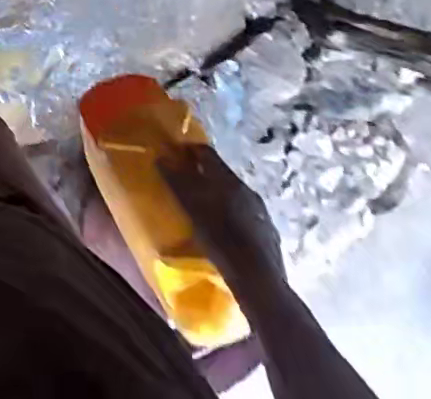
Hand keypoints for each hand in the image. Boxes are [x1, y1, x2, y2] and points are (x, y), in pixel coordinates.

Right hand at [158, 145, 285, 285]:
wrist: (258, 280)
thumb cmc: (220, 237)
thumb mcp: (192, 206)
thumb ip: (176, 179)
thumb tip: (161, 156)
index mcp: (228, 179)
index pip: (206, 152)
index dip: (189, 149)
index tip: (175, 153)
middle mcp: (247, 189)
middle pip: (221, 173)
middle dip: (203, 174)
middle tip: (185, 182)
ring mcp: (261, 211)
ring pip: (235, 194)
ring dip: (218, 195)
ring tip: (204, 208)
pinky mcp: (269, 232)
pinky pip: (246, 213)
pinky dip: (232, 214)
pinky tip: (225, 230)